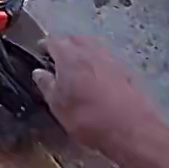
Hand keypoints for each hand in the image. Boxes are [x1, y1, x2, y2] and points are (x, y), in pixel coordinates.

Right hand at [33, 36, 168, 159]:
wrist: (130, 129)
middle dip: (65, 45)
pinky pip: (106, 58)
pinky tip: (98, 78)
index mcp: (69, 56)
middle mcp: (90, 51)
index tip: (40, 52)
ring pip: (92, 46)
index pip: (53, 40)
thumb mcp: (58, 106)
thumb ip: (46, 85)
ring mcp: (110, 58)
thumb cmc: (87, 117)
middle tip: (57, 59)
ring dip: (83, 51)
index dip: (45, 45)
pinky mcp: (126, 70)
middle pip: (74, 38)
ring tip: (78, 67)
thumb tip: (38, 72)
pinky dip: (98, 62)